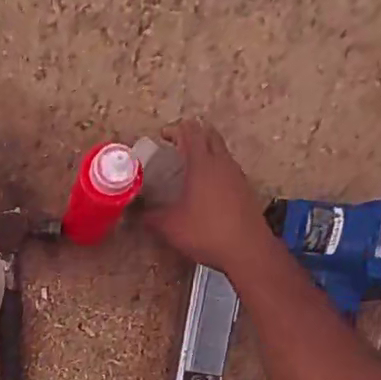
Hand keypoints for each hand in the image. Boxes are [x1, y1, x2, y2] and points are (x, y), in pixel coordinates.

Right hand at [139, 118, 274, 274]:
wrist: (247, 250)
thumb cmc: (206, 233)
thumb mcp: (170, 226)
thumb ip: (150, 217)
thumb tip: (134, 214)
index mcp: (202, 164)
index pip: (190, 132)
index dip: (174, 130)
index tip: (162, 137)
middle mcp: (222, 163)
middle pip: (209, 135)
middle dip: (192, 135)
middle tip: (175, 148)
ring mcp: (237, 175)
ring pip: (221, 152)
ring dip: (205, 152)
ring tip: (188, 169)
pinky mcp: (245, 189)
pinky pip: (227, 169)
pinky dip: (214, 170)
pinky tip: (204, 190)